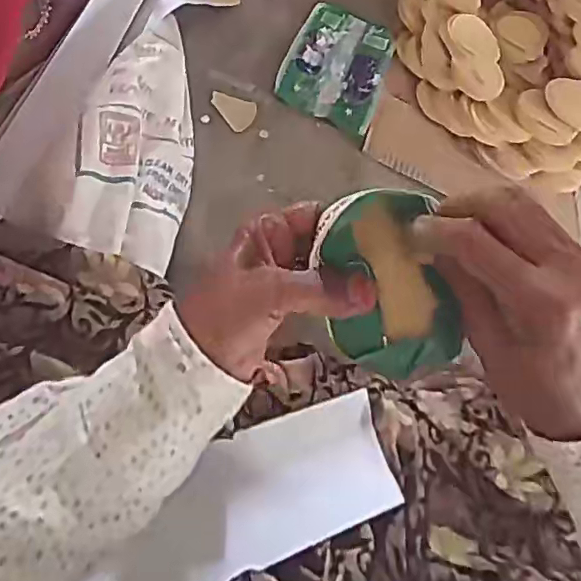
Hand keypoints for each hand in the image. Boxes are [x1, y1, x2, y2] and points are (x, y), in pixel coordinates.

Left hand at [177, 203, 375, 380]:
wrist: (194, 365)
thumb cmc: (222, 314)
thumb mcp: (272, 292)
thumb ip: (321, 289)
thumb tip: (368, 289)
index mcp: (266, 232)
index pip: (314, 215)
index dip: (344, 221)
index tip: (377, 234)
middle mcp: (276, 251)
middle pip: (324, 244)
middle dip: (352, 254)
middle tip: (387, 264)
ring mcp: (282, 281)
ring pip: (324, 272)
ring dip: (349, 280)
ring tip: (382, 285)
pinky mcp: (287, 310)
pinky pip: (321, 299)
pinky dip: (340, 302)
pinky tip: (364, 308)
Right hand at [413, 186, 580, 440]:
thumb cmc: (533, 391)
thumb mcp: (487, 346)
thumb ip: (462, 287)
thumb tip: (431, 245)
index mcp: (542, 303)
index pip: (479, 243)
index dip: (439, 230)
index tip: (413, 231)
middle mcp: (567, 269)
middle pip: (504, 208)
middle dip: (459, 208)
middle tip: (432, 222)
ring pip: (522, 203)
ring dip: (481, 205)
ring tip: (453, 222)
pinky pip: (536, 217)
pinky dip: (503, 215)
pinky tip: (483, 230)